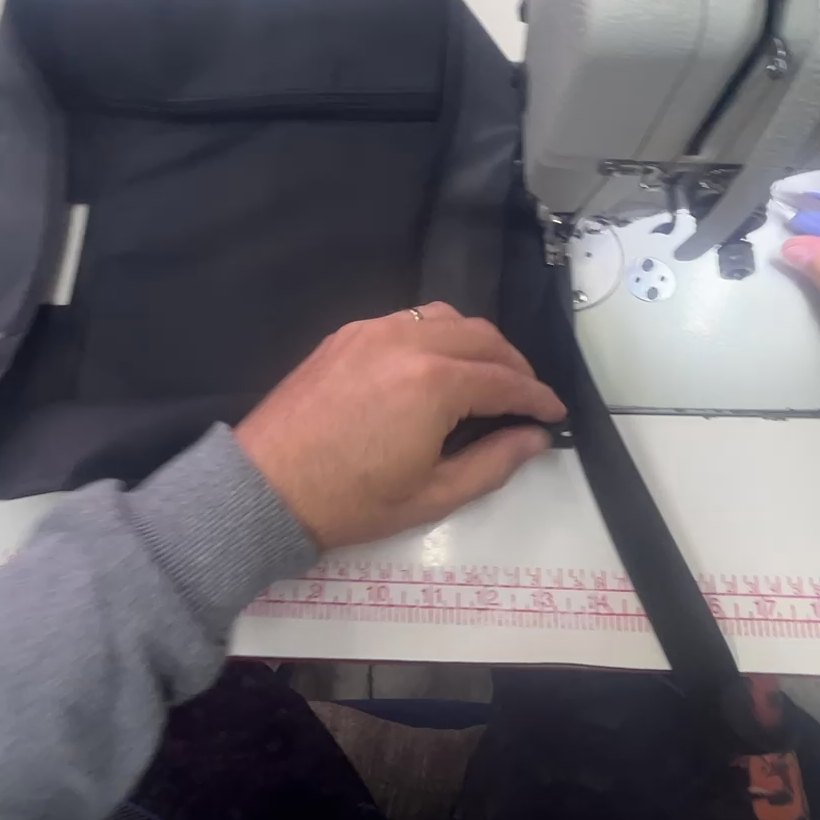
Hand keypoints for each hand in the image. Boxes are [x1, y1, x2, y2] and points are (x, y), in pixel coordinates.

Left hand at [234, 304, 566, 549]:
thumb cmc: (350, 501)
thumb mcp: (432, 495)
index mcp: (434, 383)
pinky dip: (435, 334)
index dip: (537, 397)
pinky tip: (433, 364)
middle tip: (525, 396)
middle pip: (482, 337)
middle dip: (514, 364)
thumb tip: (534, 438)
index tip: (554, 413)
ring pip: (444, 317)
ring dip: (476, 342)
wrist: (265, 486)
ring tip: (485, 375)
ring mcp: (372, 331)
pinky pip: (406, 320)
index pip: (505, 380)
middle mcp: (407, 342)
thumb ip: (494, 462)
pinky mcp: (346, 334)